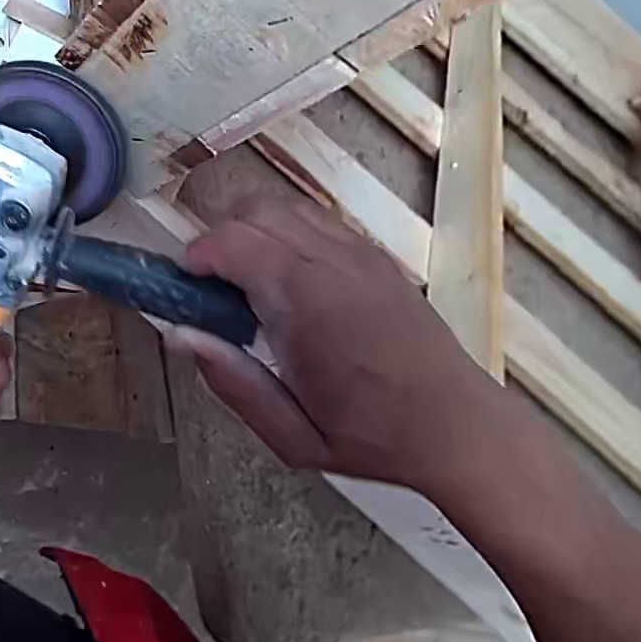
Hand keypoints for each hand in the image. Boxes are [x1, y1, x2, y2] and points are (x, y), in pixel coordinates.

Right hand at [165, 198, 505, 489]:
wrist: (461, 428)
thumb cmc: (372, 436)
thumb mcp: (292, 435)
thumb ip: (231, 380)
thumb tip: (179, 335)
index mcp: (305, 301)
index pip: (232, 242)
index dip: (197, 254)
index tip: (186, 280)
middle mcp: (330, 260)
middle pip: (254, 210)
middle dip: (220, 236)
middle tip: (214, 282)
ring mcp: (356, 249)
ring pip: (282, 205)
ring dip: (251, 227)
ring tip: (249, 274)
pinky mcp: (372, 251)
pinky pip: (313, 217)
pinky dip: (285, 229)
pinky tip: (289, 272)